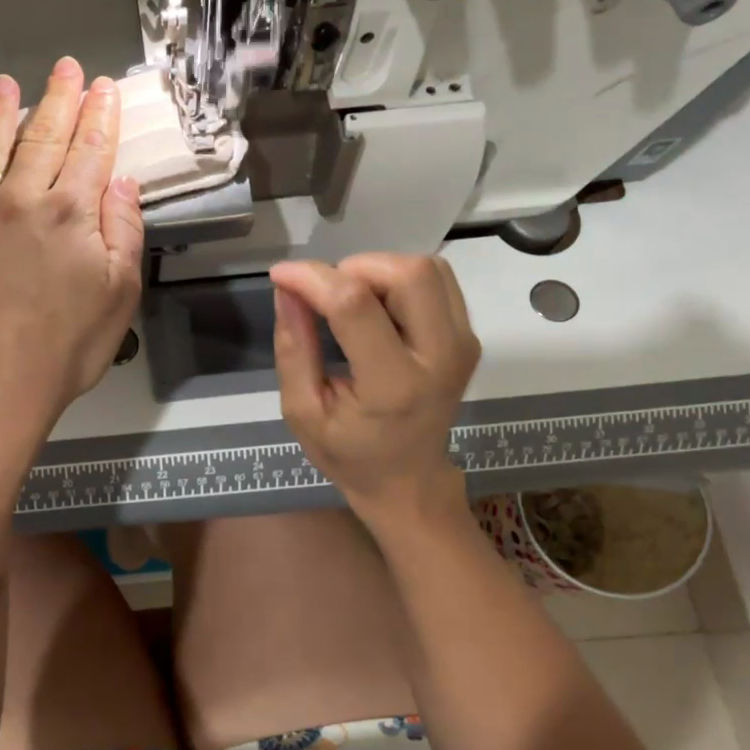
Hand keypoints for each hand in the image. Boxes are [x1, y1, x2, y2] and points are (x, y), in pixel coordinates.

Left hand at [0, 57, 144, 452]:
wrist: (0, 384)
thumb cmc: (70, 345)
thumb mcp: (121, 293)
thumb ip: (123, 231)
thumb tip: (120, 182)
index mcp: (71, 212)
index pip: (90, 150)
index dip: (99, 116)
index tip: (103, 87)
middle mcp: (22, 202)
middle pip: (43, 139)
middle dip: (57, 99)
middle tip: (64, 67)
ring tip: (6, 85)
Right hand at [269, 254, 479, 517]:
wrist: (407, 480)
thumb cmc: (348, 453)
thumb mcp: (303, 412)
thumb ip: (294, 350)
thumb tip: (287, 290)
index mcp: (392, 386)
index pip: (355, 306)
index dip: (314, 279)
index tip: (282, 276)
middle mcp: (439, 358)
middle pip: (408, 274)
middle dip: (354, 268)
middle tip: (325, 294)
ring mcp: (462, 344)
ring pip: (427, 269)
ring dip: (379, 270)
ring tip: (349, 300)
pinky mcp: (468, 337)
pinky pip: (438, 282)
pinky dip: (400, 279)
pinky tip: (376, 306)